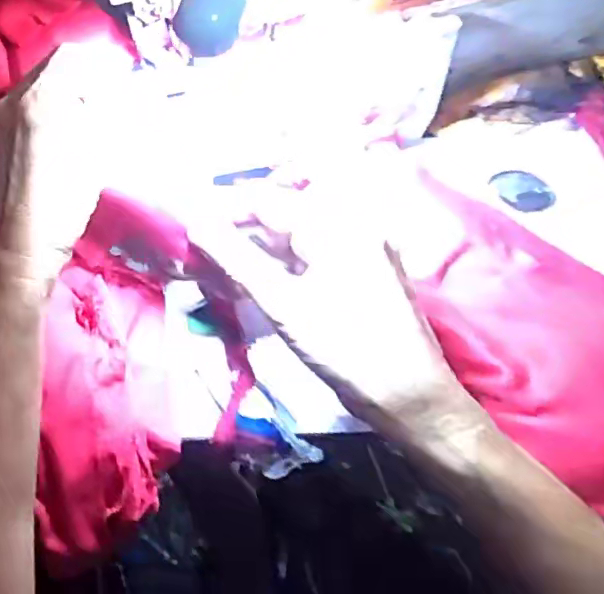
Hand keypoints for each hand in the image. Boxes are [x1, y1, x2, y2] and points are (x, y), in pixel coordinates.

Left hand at [0, 40, 127, 291]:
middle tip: (110, 90)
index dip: (101, 59)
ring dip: (66, 86)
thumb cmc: (65, 198)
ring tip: (91, 108)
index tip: (122, 72)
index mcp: (40, 96)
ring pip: (38, 82)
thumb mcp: (100, 149)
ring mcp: (0, 113)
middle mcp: (12, 96)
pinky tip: (67, 124)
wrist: (21, 238)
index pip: (71, 55)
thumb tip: (123, 86)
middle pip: (52, 65)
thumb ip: (109, 108)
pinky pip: (26, 101)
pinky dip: (49, 102)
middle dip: (83, 71)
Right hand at [190, 175, 483, 437]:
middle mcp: (349, 228)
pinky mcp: (357, 274)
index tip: (189, 230)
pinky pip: (304, 251)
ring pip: (288, 232)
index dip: (221, 210)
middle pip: (276, 211)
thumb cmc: (347, 347)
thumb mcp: (280, 301)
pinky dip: (273, 258)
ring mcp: (357, 251)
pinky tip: (252, 276)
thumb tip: (192, 221)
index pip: (262, 199)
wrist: (415, 404)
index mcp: (335, 227)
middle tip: (200, 247)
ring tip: (219, 263)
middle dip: (234, 224)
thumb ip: (233, 255)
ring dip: (251, 243)